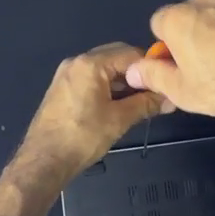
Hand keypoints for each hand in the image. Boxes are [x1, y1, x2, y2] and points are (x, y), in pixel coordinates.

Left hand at [11, 43, 165, 188]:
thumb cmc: (82, 138)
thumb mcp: (119, 120)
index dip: (151, 68)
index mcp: (90, 63)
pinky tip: (118, 107)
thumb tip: (170, 99)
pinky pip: (90, 82)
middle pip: (116, 58)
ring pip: (103, 71)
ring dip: (122, 84)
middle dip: (136, 75)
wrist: (44, 162)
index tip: (166, 83)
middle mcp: (76, 62)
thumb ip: (146, 104)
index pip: (130, 53)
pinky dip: (107, 90)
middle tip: (154, 94)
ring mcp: (66, 76)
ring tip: (140, 103)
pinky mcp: (61, 90)